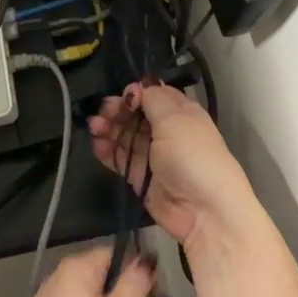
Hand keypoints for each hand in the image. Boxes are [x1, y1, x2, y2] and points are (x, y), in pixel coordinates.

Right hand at [88, 83, 255, 249]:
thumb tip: (138, 87)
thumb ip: (153, 100)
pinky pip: (120, 160)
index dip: (137, 92)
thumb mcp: (175, 119)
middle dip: (118, 110)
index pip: (155, 95)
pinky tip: (96, 145)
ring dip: (109, 129)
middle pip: (137, 115)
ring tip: (94, 127)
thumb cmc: (192, 156)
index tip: (122, 94)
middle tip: (103, 111)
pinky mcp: (141, 178)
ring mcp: (153, 156)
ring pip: (126, 136)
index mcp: (182, 113)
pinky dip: (107, 151)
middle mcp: (167, 132)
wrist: (203, 209)